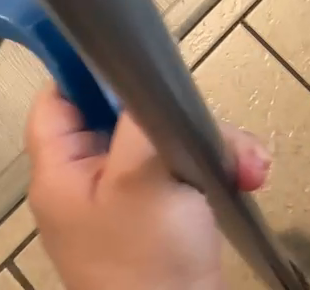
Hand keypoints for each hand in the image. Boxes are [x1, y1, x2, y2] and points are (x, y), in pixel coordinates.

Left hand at [25, 86, 270, 289]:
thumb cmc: (149, 256)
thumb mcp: (144, 175)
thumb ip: (142, 116)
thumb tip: (140, 71)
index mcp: (64, 172)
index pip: (59, 100)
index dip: (89, 69)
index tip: (139, 53)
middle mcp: (92, 178)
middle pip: (134, 112)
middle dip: (187, 115)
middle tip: (217, 129)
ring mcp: (131, 195)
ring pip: (174, 135)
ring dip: (219, 142)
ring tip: (249, 166)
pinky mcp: (166, 208)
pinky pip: (195, 162)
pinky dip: (225, 165)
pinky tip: (250, 176)